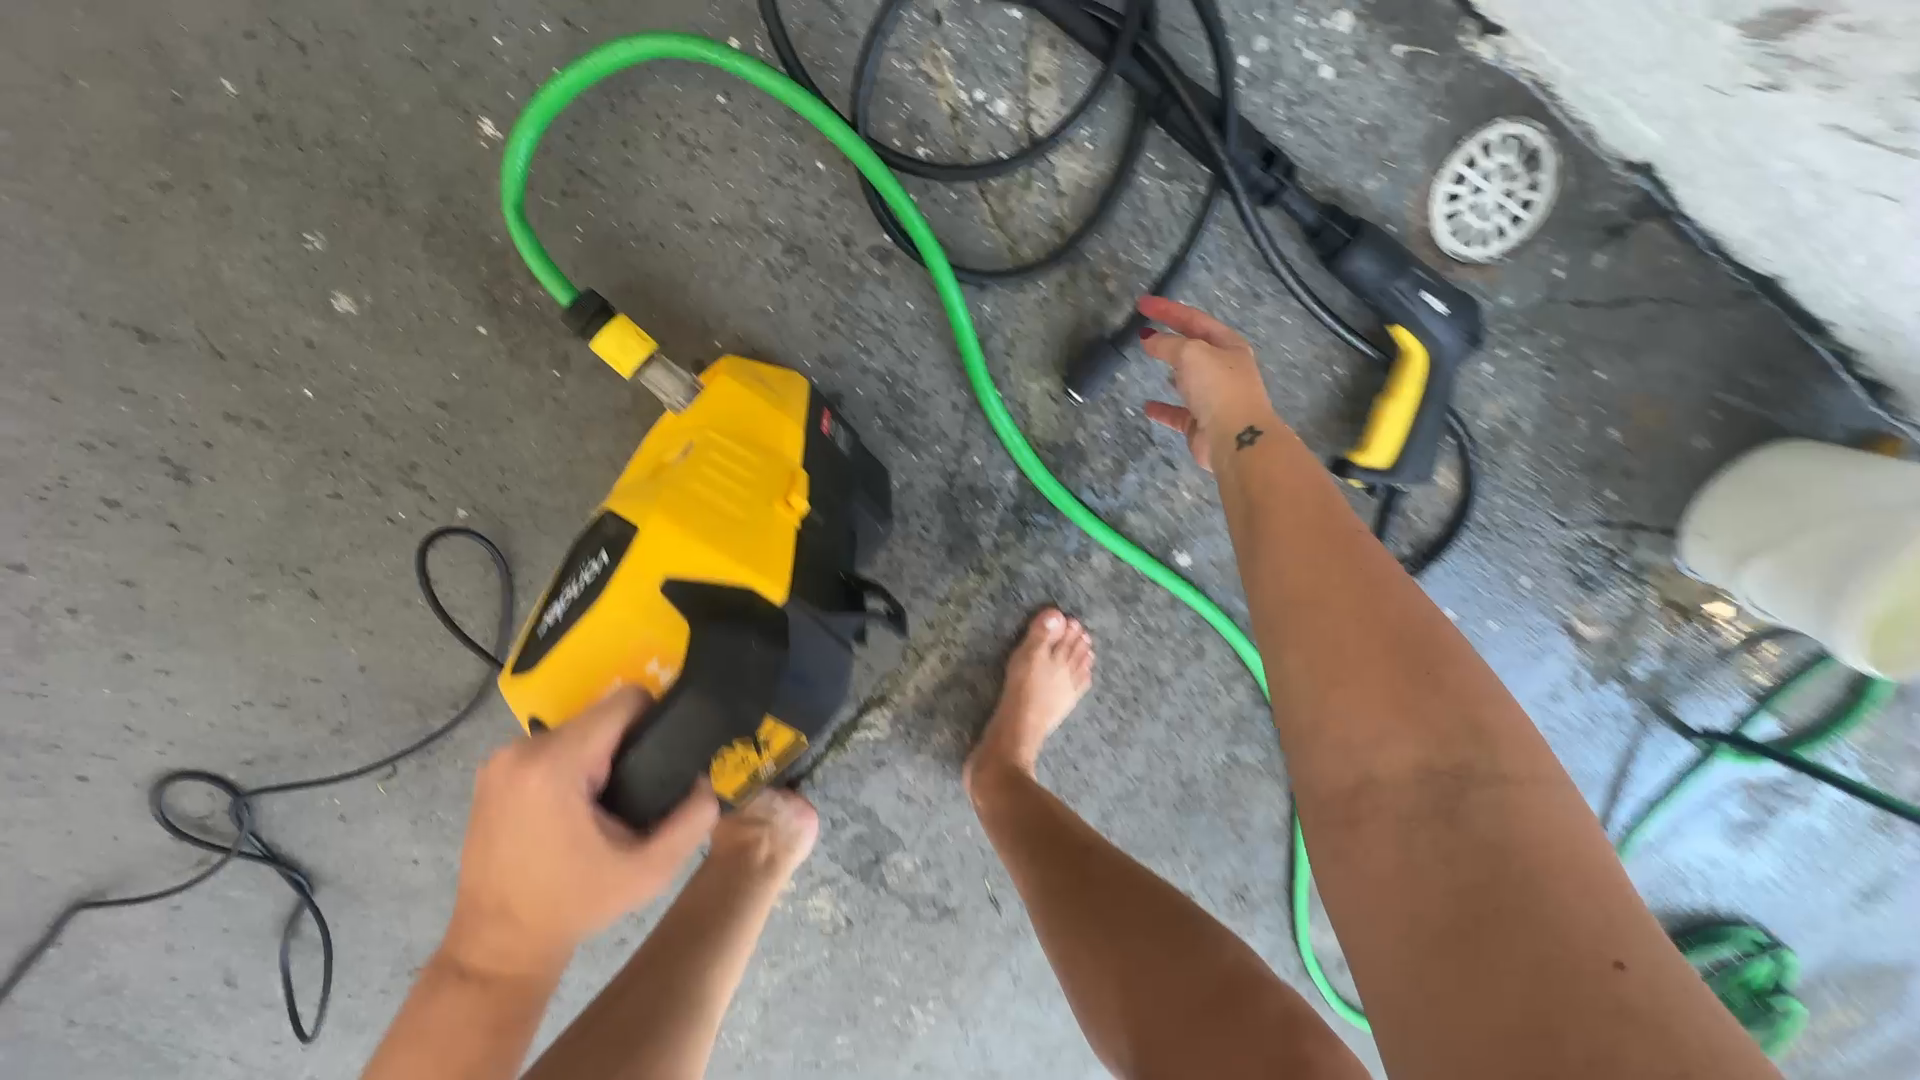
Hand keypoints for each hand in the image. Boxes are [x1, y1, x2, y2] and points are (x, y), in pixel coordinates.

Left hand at [441, 687, 719, 977]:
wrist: (498, 945)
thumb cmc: (574, 905)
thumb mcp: (648, 871)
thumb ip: (691, 820)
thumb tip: (706, 780)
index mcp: (556, 764)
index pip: (625, 701)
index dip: (656, 720)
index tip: (665, 757)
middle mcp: (521, 749)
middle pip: (600, 716)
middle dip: (627, 746)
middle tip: (638, 793)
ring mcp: (500, 760)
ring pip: (576, 731)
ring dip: (599, 756)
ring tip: (608, 804)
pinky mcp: (491, 773)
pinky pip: (551, 748)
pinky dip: (572, 766)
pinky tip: (577, 809)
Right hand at [1137, 296, 1281, 471]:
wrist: (1235, 438)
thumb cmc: (1218, 387)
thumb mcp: (1191, 353)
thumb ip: (1167, 344)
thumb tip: (1149, 340)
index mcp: (1228, 345)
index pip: (1194, 319)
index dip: (1167, 310)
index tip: (1142, 304)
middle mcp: (1224, 369)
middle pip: (1193, 347)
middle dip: (1171, 337)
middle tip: (1144, 331)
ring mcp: (1213, 398)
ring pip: (1188, 380)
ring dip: (1171, 371)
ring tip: (1151, 362)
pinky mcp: (1201, 424)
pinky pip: (1178, 412)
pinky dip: (1163, 408)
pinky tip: (1147, 406)